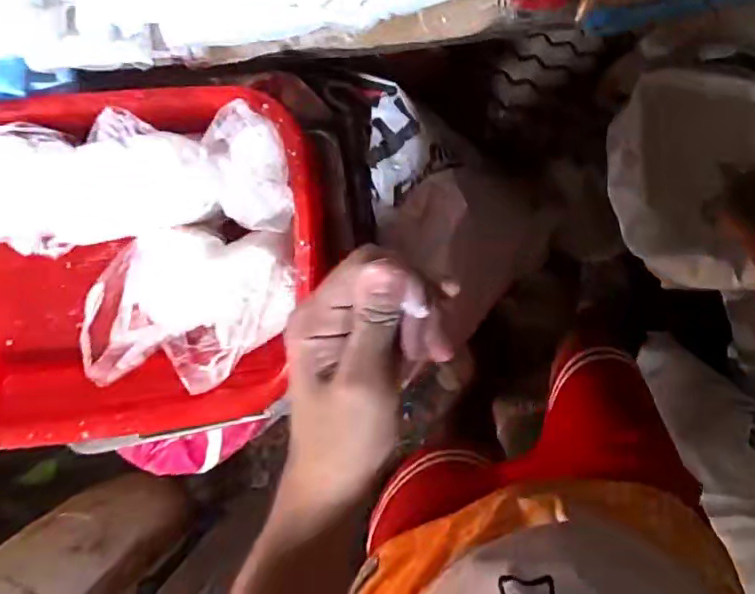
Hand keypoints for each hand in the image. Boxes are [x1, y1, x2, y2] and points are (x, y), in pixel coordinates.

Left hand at [280, 246, 452, 512]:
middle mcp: (328, 307)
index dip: (405, 277)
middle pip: (385, 273)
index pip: (367, 264)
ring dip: (423, 317)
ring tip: (437, 353)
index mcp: (316, 314)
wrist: (337, 489)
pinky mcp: (363, 335)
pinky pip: (399, 313)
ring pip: (398, 291)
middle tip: (438, 342)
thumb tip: (390, 265)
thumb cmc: (346, 441)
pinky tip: (431, 351)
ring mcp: (345, 321)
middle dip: (418, 300)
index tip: (430, 311)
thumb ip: (376, 321)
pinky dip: (420, 328)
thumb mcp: (364, 380)